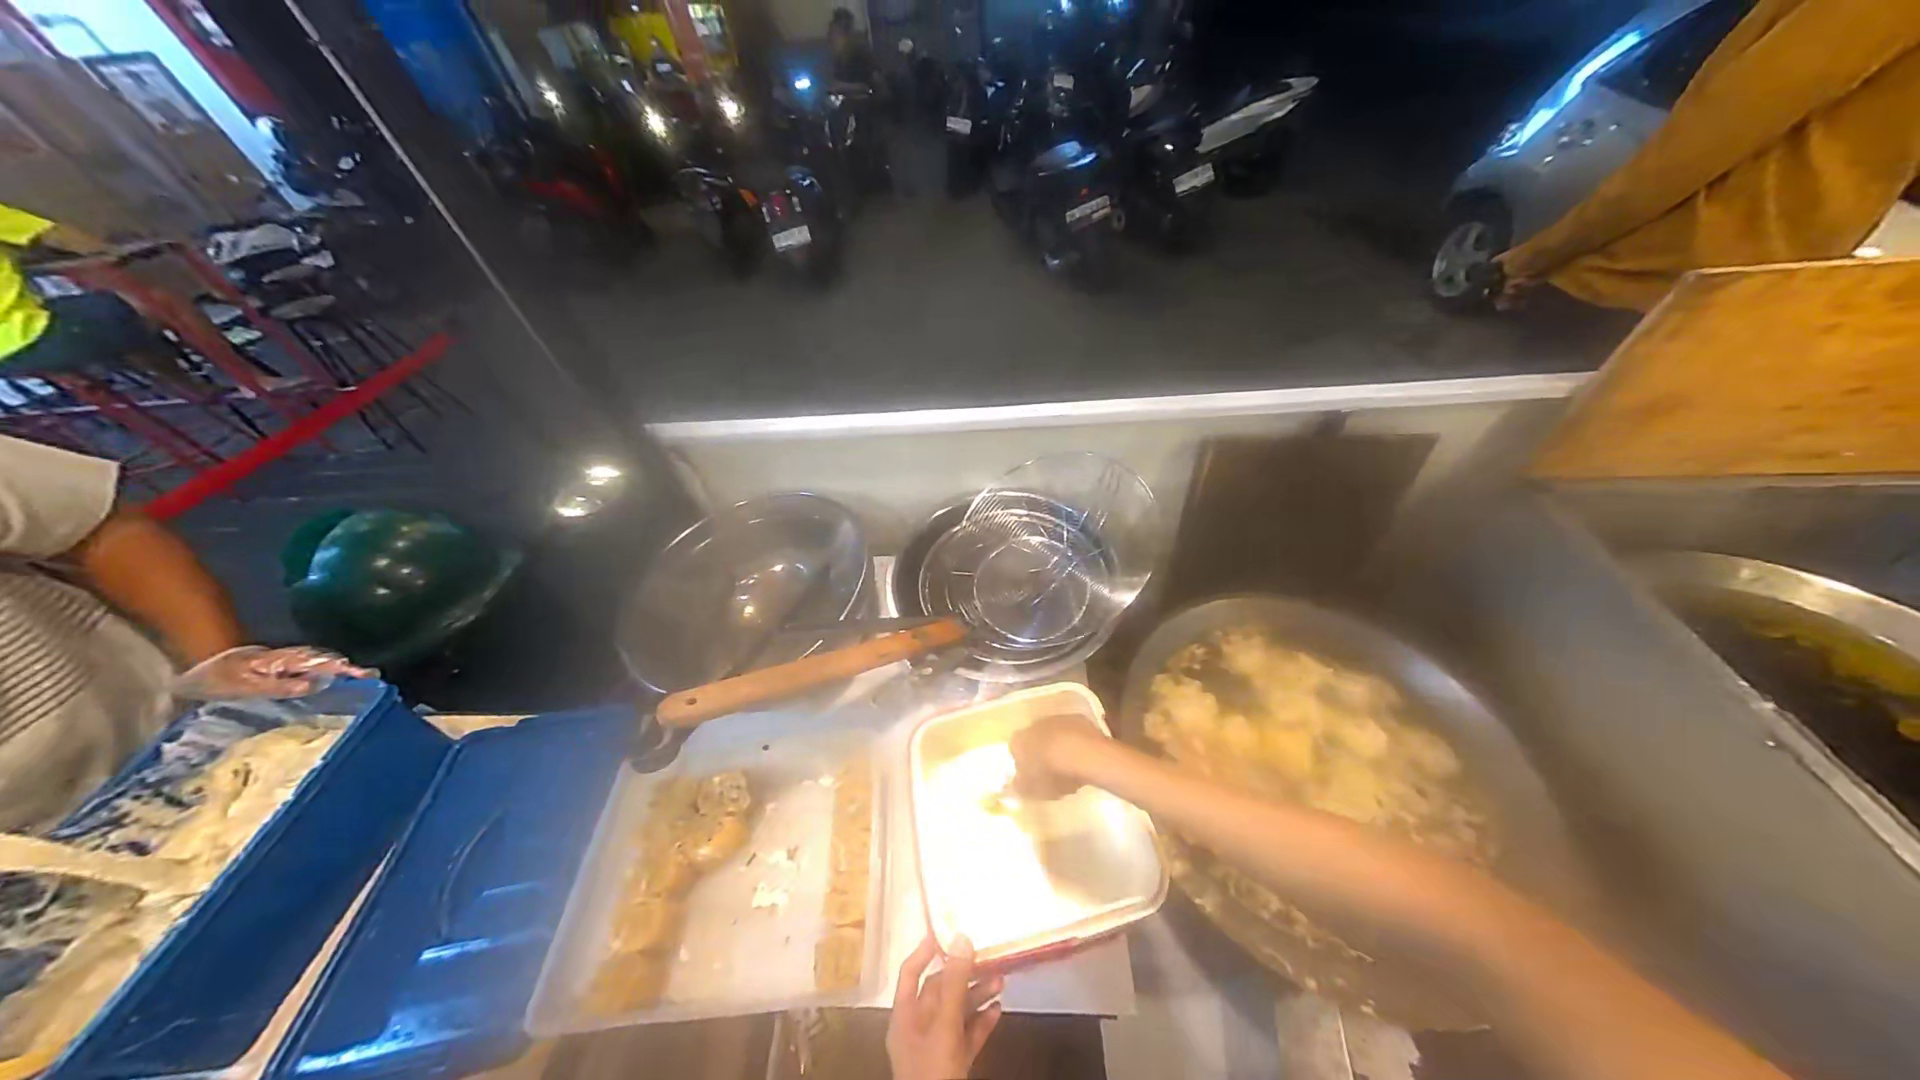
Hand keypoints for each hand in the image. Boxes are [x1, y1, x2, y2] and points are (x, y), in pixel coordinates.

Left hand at [173, 645, 373, 699]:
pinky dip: (320, 672)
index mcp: (285, 661)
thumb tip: (317, 685)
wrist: (180, 667)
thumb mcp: (243, 686)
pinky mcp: (273, 666)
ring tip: (353, 681)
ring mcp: (280, 660)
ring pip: (316, 662)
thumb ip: (280, 686)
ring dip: (336, 670)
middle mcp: (288, 657)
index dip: (347, 669)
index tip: (369, 676)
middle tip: (368, 680)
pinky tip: (321, 682)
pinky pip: (305, 667)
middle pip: (325, 660)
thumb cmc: (213, 679)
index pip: (324, 663)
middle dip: (348, 668)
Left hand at [887, 934, 1002, 1079]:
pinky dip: (981, 1023)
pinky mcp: (953, 1067)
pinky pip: (967, 1038)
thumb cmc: (933, 1071)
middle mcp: (917, 1029)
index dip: (926, 950)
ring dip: (977, 996)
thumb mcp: (944, 1025)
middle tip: (989, 958)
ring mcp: (935, 1049)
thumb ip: (954, 983)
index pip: (911, 973)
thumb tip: (961, 937)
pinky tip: (998, 1011)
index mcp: (904, 1017)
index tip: (946, 932)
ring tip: (1002, 981)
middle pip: (939, 991)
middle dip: (964, 974)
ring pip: (957, 1013)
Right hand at [1007, 713, 1105, 799]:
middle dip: (1041, 753)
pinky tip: (1084, 758)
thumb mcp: (1030, 789)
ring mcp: (1057, 719)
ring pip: (1055, 735)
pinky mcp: (1078, 718)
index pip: (1015, 751)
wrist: (1085, 755)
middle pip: (1035, 740)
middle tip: (1052, 773)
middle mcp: (1034, 724)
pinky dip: (1077, 743)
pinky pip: (1074, 733)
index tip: (1033, 778)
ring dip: (1059, 747)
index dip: (1024, 765)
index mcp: (1018, 740)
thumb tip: (1016, 783)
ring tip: (1071, 767)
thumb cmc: (1052, 774)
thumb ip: (1019, 786)